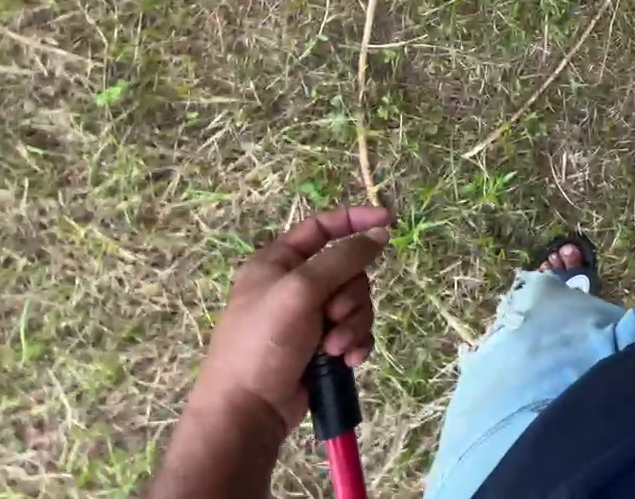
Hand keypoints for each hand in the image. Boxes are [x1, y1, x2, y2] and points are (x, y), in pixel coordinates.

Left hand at [187, 206, 392, 434]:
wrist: (245, 415)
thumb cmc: (262, 344)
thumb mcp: (301, 290)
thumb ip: (344, 257)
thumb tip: (381, 233)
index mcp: (278, 264)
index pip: (322, 226)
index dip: (355, 219)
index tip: (389, 221)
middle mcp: (294, 285)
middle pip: (349, 269)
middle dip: (351, 295)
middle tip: (334, 316)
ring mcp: (308, 316)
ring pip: (357, 301)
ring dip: (353, 324)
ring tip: (335, 348)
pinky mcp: (321, 343)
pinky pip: (356, 329)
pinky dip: (355, 342)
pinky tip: (347, 359)